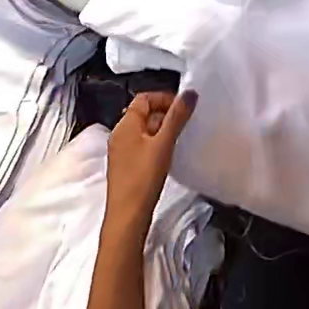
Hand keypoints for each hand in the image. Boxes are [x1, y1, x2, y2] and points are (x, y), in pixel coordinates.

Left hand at [106, 91, 196, 234]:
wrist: (128, 214)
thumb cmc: (143, 178)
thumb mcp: (163, 143)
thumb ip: (177, 117)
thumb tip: (189, 94)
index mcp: (125, 125)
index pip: (144, 98)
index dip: (164, 98)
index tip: (183, 106)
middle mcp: (119, 135)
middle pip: (143, 114)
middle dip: (165, 115)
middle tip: (185, 122)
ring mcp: (121, 152)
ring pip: (144, 131)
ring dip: (162, 131)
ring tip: (180, 138)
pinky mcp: (126, 167)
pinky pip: (142, 147)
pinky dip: (156, 145)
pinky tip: (169, 156)